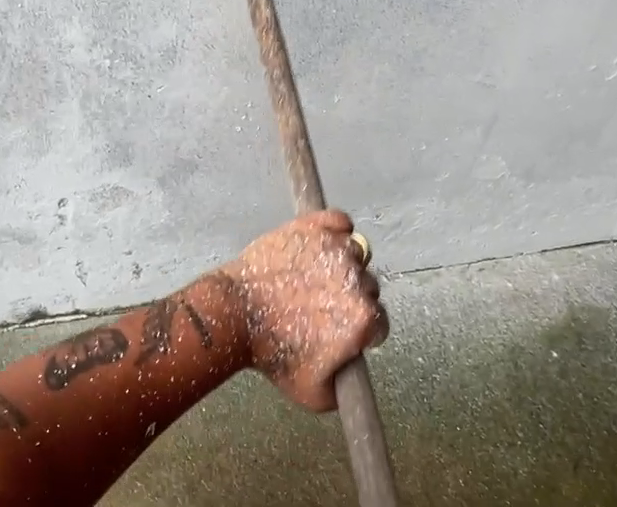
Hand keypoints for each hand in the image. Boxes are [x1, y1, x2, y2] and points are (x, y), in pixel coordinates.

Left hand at [220, 210, 388, 410]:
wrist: (236, 313)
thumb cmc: (273, 354)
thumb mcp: (316, 395)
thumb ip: (346, 387)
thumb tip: (354, 370)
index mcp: (363, 318)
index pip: (380, 323)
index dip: (362, 330)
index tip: (342, 330)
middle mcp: (357, 279)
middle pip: (369, 287)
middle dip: (351, 298)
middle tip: (322, 306)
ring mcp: (336, 248)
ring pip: (355, 253)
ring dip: (344, 264)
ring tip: (316, 276)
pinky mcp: (315, 226)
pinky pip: (340, 222)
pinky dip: (337, 230)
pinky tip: (322, 245)